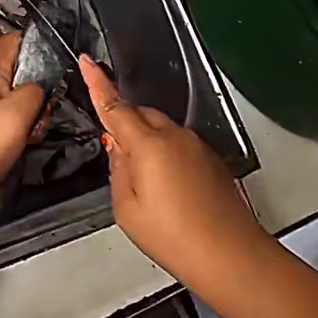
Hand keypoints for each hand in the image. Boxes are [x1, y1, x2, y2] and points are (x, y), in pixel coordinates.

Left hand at [0, 33, 46, 204]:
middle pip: (23, 70)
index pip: (13, 39)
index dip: (36, 44)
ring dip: (36, 110)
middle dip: (40, 86)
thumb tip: (41, 84)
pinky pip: (16, 115)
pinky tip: (27, 140)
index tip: (56, 62)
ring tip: (33, 129)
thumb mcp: (19, 109)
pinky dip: (26, 125)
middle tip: (43, 108)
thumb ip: (36, 88)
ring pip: (23, 95)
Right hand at [79, 55, 264, 271]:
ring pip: (161, 131)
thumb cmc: (176, 237)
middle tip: (118, 161)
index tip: (87, 62)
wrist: (230, 255)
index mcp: (148, 145)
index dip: (97, 82)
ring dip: (147, 145)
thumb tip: (118, 151)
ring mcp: (196, 145)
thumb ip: (117, 170)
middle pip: (140, 115)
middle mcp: (174, 136)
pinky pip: (180, 145)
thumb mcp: (127, 209)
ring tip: (147, 189)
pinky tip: (169, 191)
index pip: (115, 105)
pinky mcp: (211, 158)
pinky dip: (167, 156)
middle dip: (124, 127)